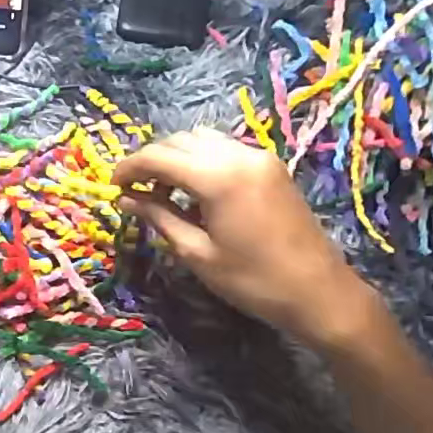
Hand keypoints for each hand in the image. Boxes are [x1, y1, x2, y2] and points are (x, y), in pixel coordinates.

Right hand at [112, 129, 375, 343]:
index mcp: (218, 177)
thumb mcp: (196, 253)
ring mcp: (259, 157)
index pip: (159, 156)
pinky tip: (196, 192)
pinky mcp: (271, 167)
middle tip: (135, 192)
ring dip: (177, 158)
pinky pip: (225, 150)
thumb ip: (159, 217)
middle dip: (152, 160)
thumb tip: (126, 199)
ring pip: (203, 140)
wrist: (319, 292)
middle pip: (180, 141)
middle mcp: (238, 155)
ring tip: (164, 192)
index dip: (129, 168)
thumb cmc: (252, 280)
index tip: (113, 187)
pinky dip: (201, 161)